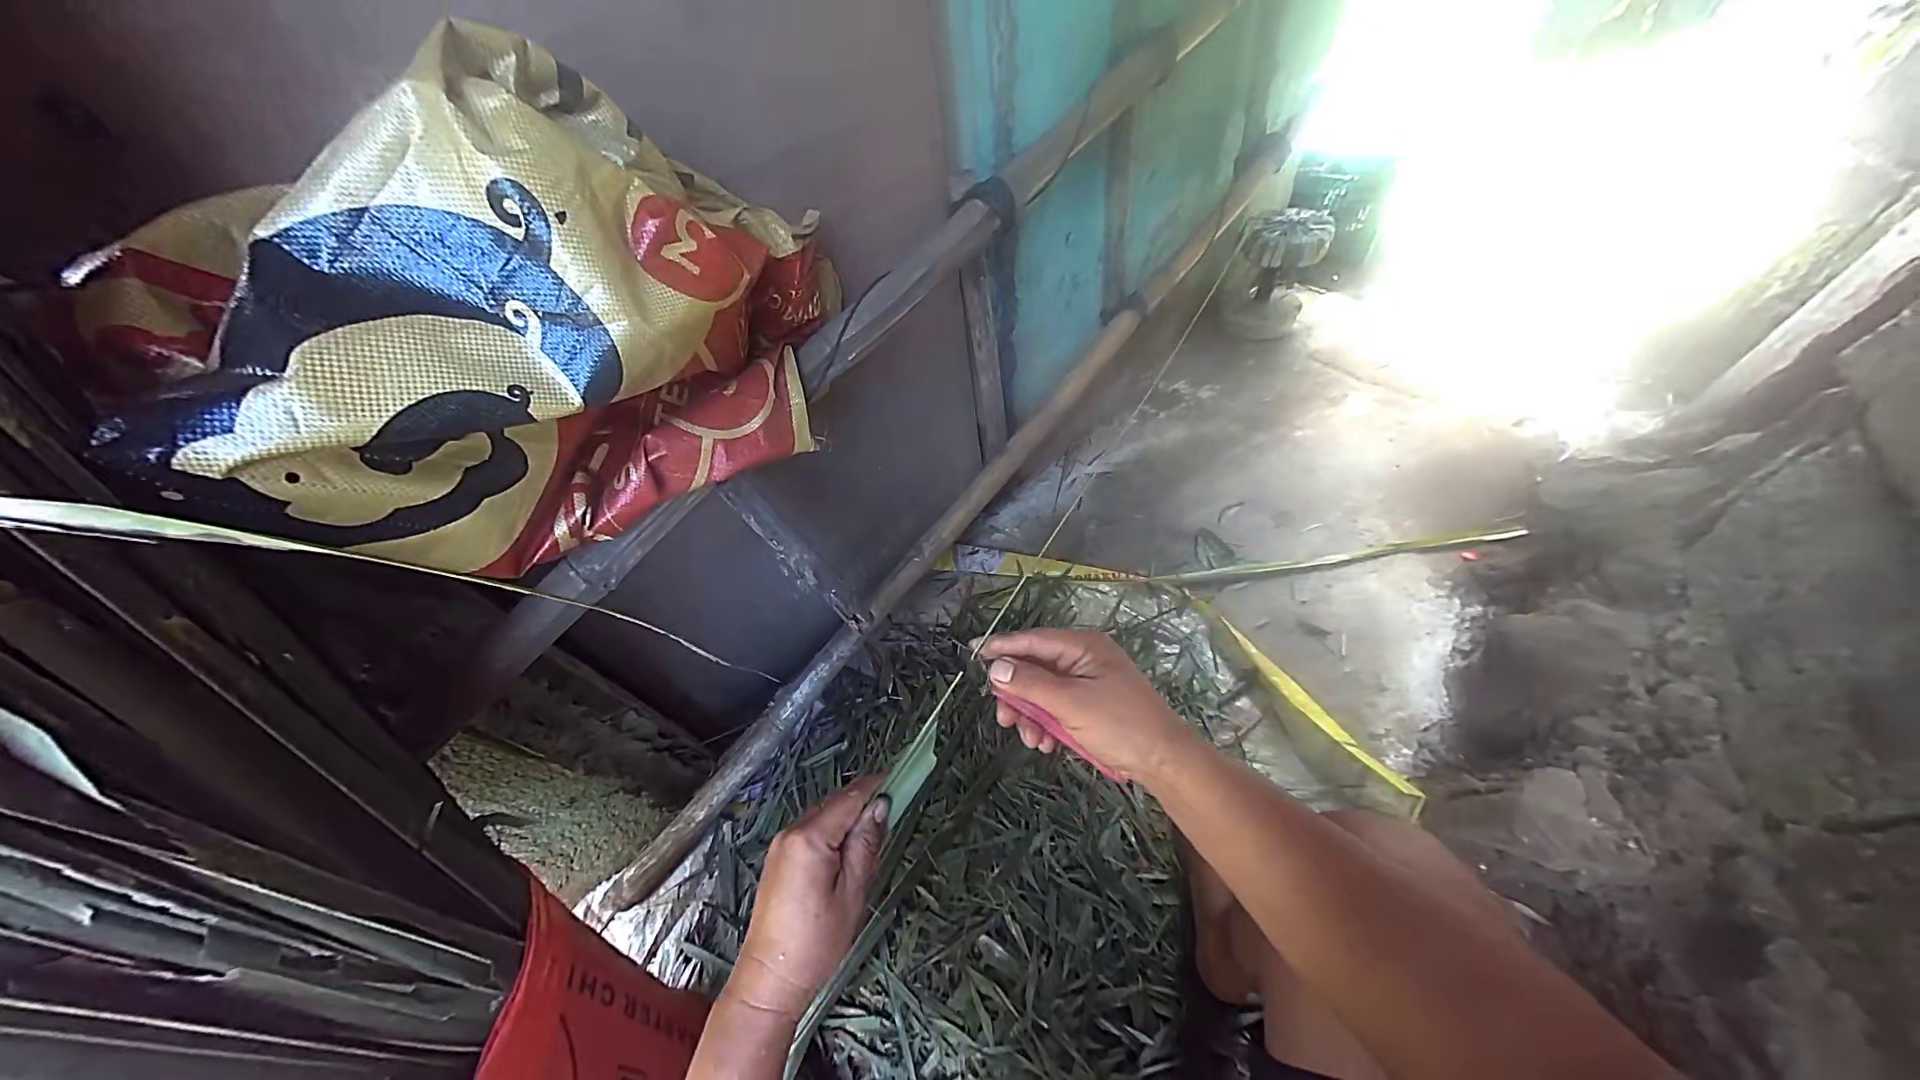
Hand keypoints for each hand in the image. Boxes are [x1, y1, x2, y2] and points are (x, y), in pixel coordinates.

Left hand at [728, 775, 888, 1020]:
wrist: (769, 981)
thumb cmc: (814, 945)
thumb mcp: (853, 893)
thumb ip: (866, 845)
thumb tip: (880, 808)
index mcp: (809, 839)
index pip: (850, 797)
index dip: (877, 786)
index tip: (901, 778)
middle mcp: (791, 833)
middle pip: (836, 803)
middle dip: (864, 804)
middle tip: (892, 818)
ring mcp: (781, 844)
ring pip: (825, 815)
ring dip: (849, 819)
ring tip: (871, 845)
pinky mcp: (779, 857)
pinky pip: (812, 830)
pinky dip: (833, 832)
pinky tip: (847, 855)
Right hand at [976, 629, 1192, 781]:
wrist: (1163, 760)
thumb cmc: (1119, 724)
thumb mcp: (1069, 703)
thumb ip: (1030, 683)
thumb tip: (995, 667)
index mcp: (1082, 647)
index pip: (1033, 640)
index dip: (1002, 647)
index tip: (974, 653)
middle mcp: (1083, 660)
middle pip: (1035, 669)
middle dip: (1017, 694)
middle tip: (1004, 718)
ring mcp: (1087, 684)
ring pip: (1043, 693)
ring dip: (1031, 715)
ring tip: (1032, 739)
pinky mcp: (1090, 707)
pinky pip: (1057, 709)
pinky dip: (1047, 724)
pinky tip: (1046, 744)